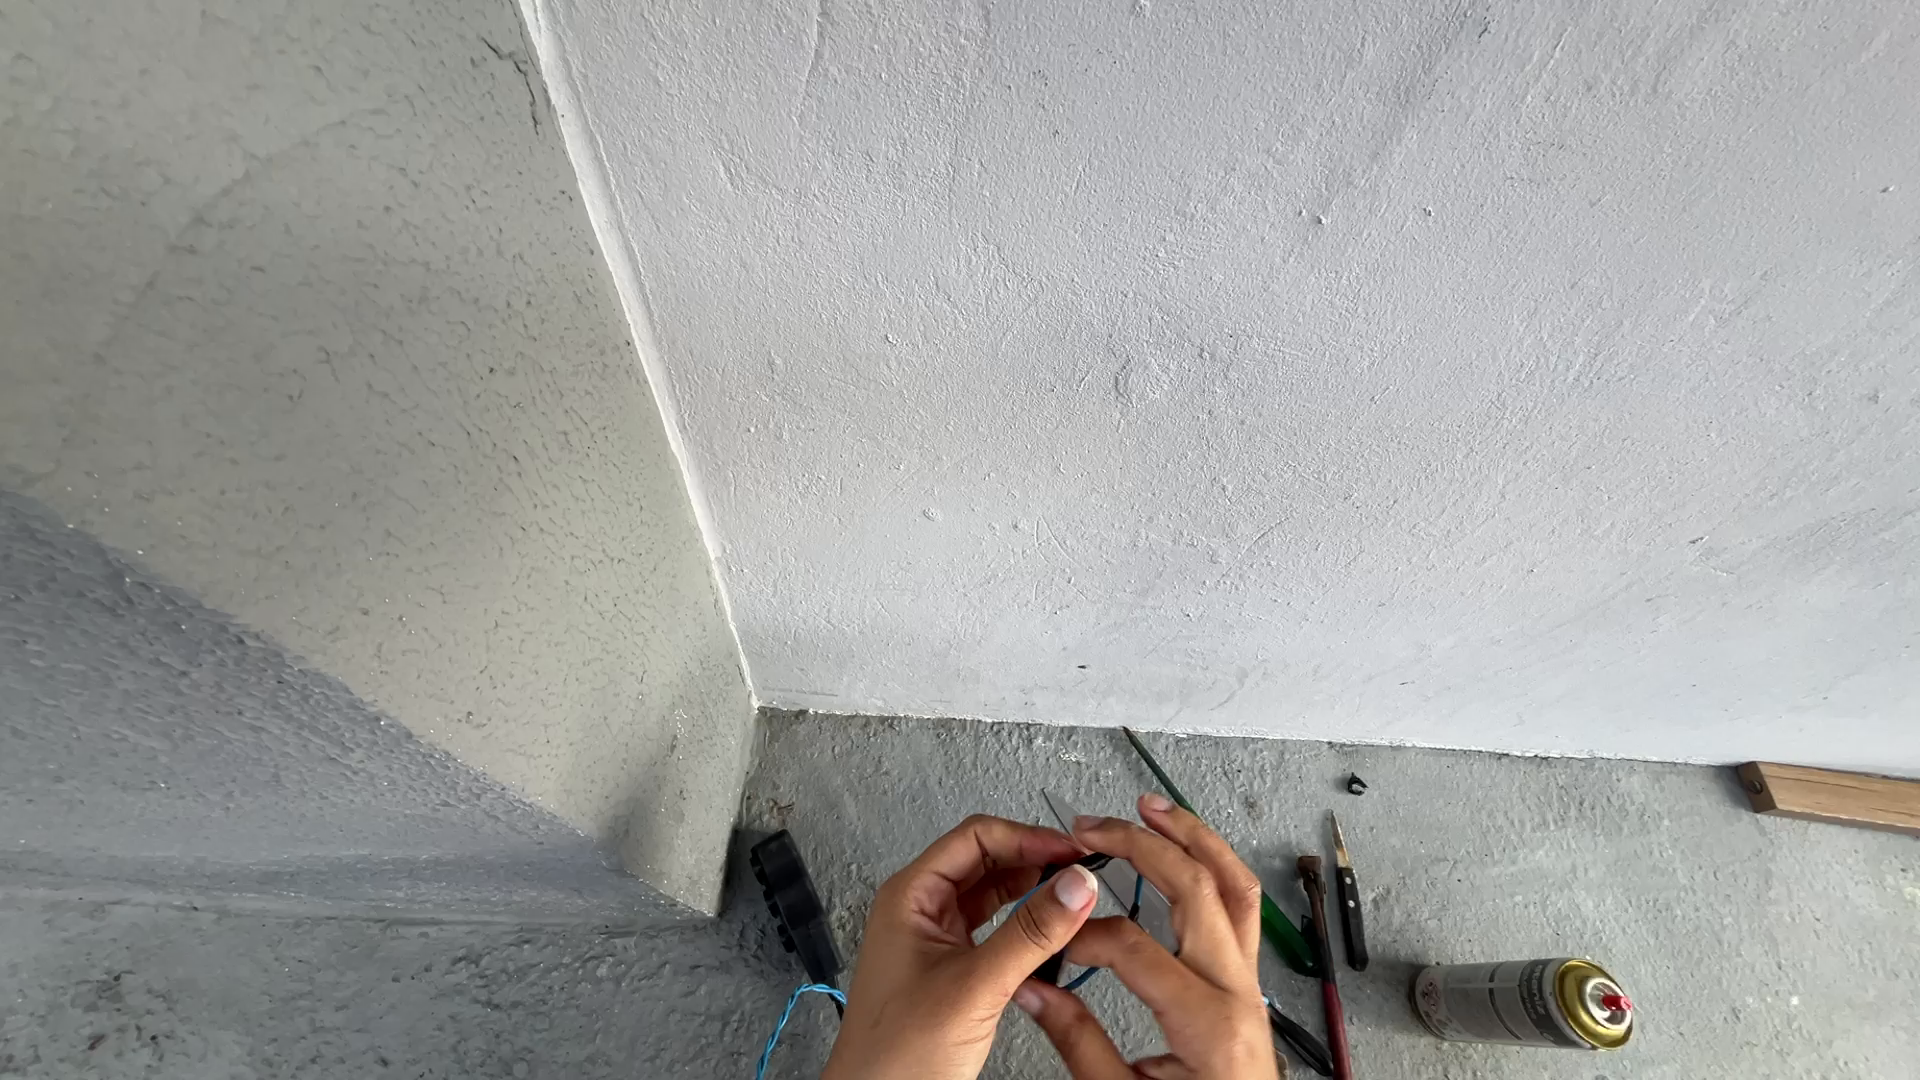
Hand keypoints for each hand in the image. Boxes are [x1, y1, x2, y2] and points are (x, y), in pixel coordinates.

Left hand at [823, 814, 1100, 1079]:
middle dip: (1032, 859)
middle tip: (1078, 870)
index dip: (1025, 837)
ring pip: (992, 893)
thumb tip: (1075, 886)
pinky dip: (1024, 924)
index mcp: (911, 893)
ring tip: (1072, 894)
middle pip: (985, 860)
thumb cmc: (897, 1056)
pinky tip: (1050, 930)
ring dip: (1031, 890)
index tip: (1068, 850)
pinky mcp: (952, 965)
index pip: (975, 838)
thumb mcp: (974, 986)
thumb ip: (1030, 934)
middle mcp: (922, 906)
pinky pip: (994, 927)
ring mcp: (936, 935)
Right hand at [1014, 794, 1280, 1079]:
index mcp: (1208, 1025)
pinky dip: (1213, 861)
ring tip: (1151, 807)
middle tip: (1092, 827)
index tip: (1054, 939)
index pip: (1135, 948)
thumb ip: (1079, 1043)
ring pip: (1232, 883)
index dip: (1084, 933)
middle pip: (1192, 887)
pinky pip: (1241, 902)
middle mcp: (1236, 990)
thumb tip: (1032, 989)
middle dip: (1137, 845)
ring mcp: (1248, 979)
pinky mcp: (1246, 977)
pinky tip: (1186, 843)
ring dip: (1190, 835)